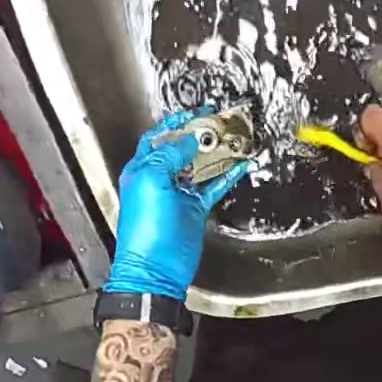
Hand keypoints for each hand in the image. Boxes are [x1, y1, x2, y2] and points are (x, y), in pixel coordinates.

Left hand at [106, 109, 251, 299]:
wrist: (156, 268)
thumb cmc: (146, 228)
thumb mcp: (152, 181)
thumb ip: (169, 155)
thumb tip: (188, 139)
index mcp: (143, 168)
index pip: (160, 137)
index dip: (177, 123)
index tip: (196, 113)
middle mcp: (161, 179)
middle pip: (183, 149)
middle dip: (201, 135)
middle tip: (220, 124)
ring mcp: (180, 194)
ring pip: (201, 166)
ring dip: (217, 153)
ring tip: (233, 139)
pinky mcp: (195, 209)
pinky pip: (213, 187)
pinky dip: (226, 176)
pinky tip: (239, 165)